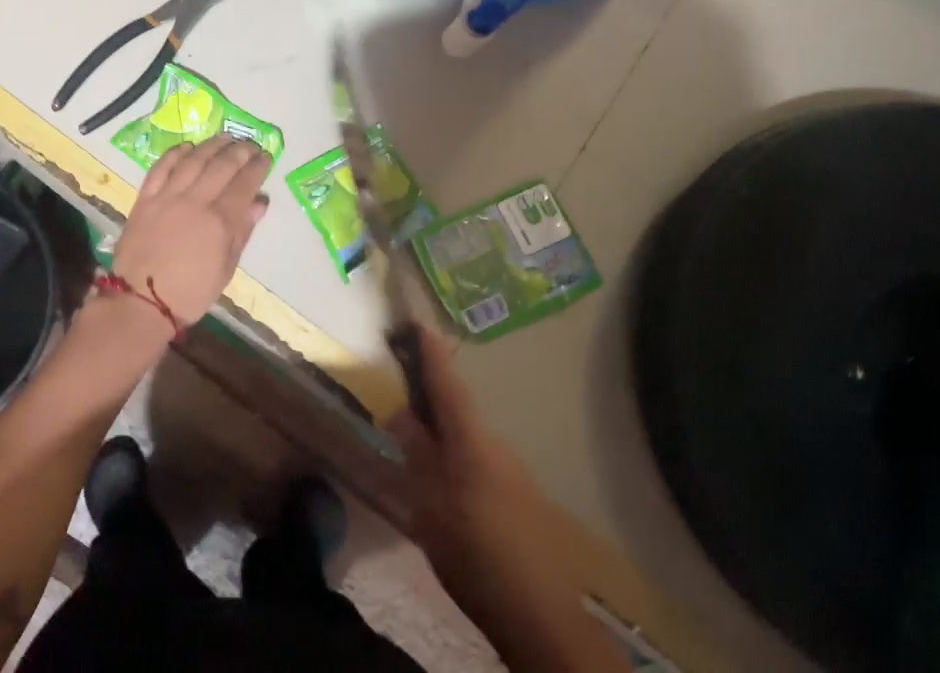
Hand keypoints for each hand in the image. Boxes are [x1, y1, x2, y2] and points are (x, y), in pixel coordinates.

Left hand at [111, 136, 273, 326]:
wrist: (142, 301)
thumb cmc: (190, 292)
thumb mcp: (226, 268)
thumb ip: (242, 231)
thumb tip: (259, 202)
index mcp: (219, 221)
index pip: (244, 183)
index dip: (257, 167)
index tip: (266, 157)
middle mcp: (195, 201)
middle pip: (221, 166)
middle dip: (238, 151)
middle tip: (249, 144)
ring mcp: (167, 197)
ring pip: (193, 161)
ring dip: (211, 145)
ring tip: (224, 138)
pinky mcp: (145, 199)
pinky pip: (161, 168)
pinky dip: (175, 154)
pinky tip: (187, 147)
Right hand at [388, 322, 629, 671]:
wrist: (541, 617)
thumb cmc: (474, 557)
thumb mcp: (429, 507)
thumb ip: (416, 456)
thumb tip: (402, 413)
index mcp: (473, 447)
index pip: (448, 388)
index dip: (432, 356)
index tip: (418, 322)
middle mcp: (497, 451)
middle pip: (458, 412)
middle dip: (430, 396)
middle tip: (398, 390)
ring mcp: (514, 476)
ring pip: (469, 440)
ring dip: (441, 432)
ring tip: (411, 442)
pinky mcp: (520, 500)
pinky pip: (479, 462)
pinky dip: (455, 457)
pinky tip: (441, 483)